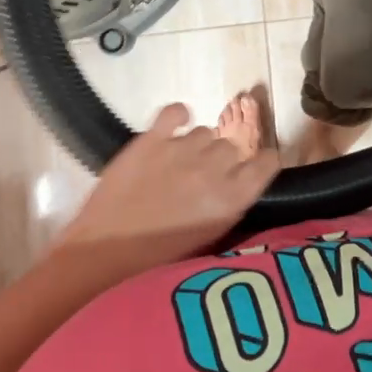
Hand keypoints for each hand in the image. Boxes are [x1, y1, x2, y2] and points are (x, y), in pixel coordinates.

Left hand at [56, 103, 279, 271]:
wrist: (103, 256)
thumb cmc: (158, 259)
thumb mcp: (209, 238)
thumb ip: (229, 205)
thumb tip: (238, 183)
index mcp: (232, 198)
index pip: (268, 162)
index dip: (263, 162)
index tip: (256, 166)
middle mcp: (213, 168)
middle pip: (231, 146)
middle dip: (221, 160)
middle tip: (202, 178)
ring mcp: (182, 149)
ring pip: (204, 132)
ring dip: (196, 146)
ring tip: (178, 165)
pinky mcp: (151, 138)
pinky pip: (174, 112)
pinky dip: (177, 115)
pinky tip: (174, 125)